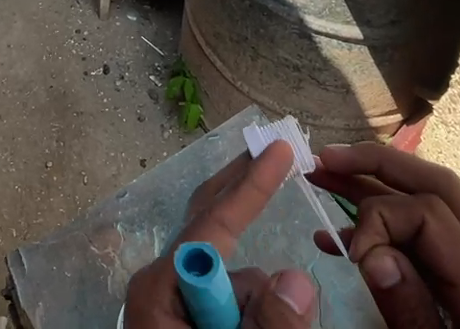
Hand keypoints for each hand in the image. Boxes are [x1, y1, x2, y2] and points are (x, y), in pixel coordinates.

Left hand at [123, 142, 319, 328]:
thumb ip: (267, 324)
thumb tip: (299, 278)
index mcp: (161, 286)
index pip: (213, 223)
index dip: (249, 184)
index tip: (279, 148)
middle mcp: (164, 282)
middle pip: (212, 221)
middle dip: (245, 189)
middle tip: (277, 153)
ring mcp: (175, 299)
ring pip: (236, 274)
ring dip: (262, 294)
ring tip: (280, 326)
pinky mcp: (189, 316)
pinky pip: (235, 297)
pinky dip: (258, 310)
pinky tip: (266, 328)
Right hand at [308, 143, 459, 328]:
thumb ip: (410, 316)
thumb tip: (372, 253)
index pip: (429, 214)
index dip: (379, 219)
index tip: (348, 257)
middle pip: (440, 187)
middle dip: (378, 165)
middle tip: (324, 160)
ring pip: (438, 203)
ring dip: (379, 185)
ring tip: (325, 177)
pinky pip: (436, 238)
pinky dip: (390, 223)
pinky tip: (345, 239)